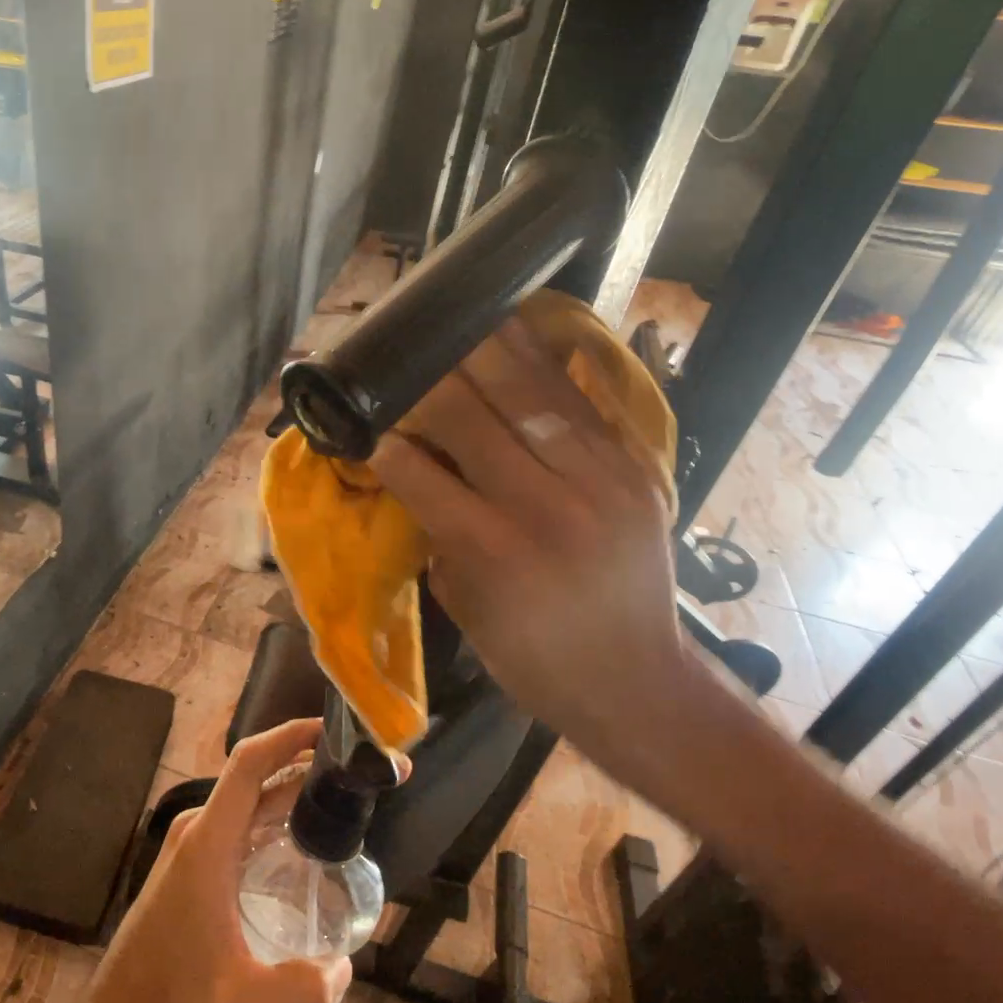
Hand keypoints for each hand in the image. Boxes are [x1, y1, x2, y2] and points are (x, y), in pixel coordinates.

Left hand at [64, 719, 352, 1002]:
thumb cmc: (170, 1001)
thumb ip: (303, 988)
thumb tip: (345, 968)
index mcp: (207, 842)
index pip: (249, 764)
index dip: (289, 736)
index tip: (332, 728)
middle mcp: (199, 831)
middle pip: (257, 778)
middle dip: (307, 765)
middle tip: (360, 775)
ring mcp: (193, 847)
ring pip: (250, 803)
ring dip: (293, 793)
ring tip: (344, 800)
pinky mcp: (193, 866)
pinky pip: (241, 826)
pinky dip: (276, 820)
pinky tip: (307, 843)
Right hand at [365, 324, 692, 770]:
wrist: (635, 681)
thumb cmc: (532, 658)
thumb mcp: (464, 606)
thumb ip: (438, 534)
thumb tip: (413, 475)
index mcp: (491, 551)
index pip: (420, 474)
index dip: (387, 444)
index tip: (367, 424)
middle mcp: (543, 507)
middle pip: (472, 418)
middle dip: (429, 382)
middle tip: (403, 358)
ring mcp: (598, 483)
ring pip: (531, 396)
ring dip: (487, 352)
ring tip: (457, 321)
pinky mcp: (634, 472)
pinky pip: (581, 405)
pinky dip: (543, 368)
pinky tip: (518, 336)